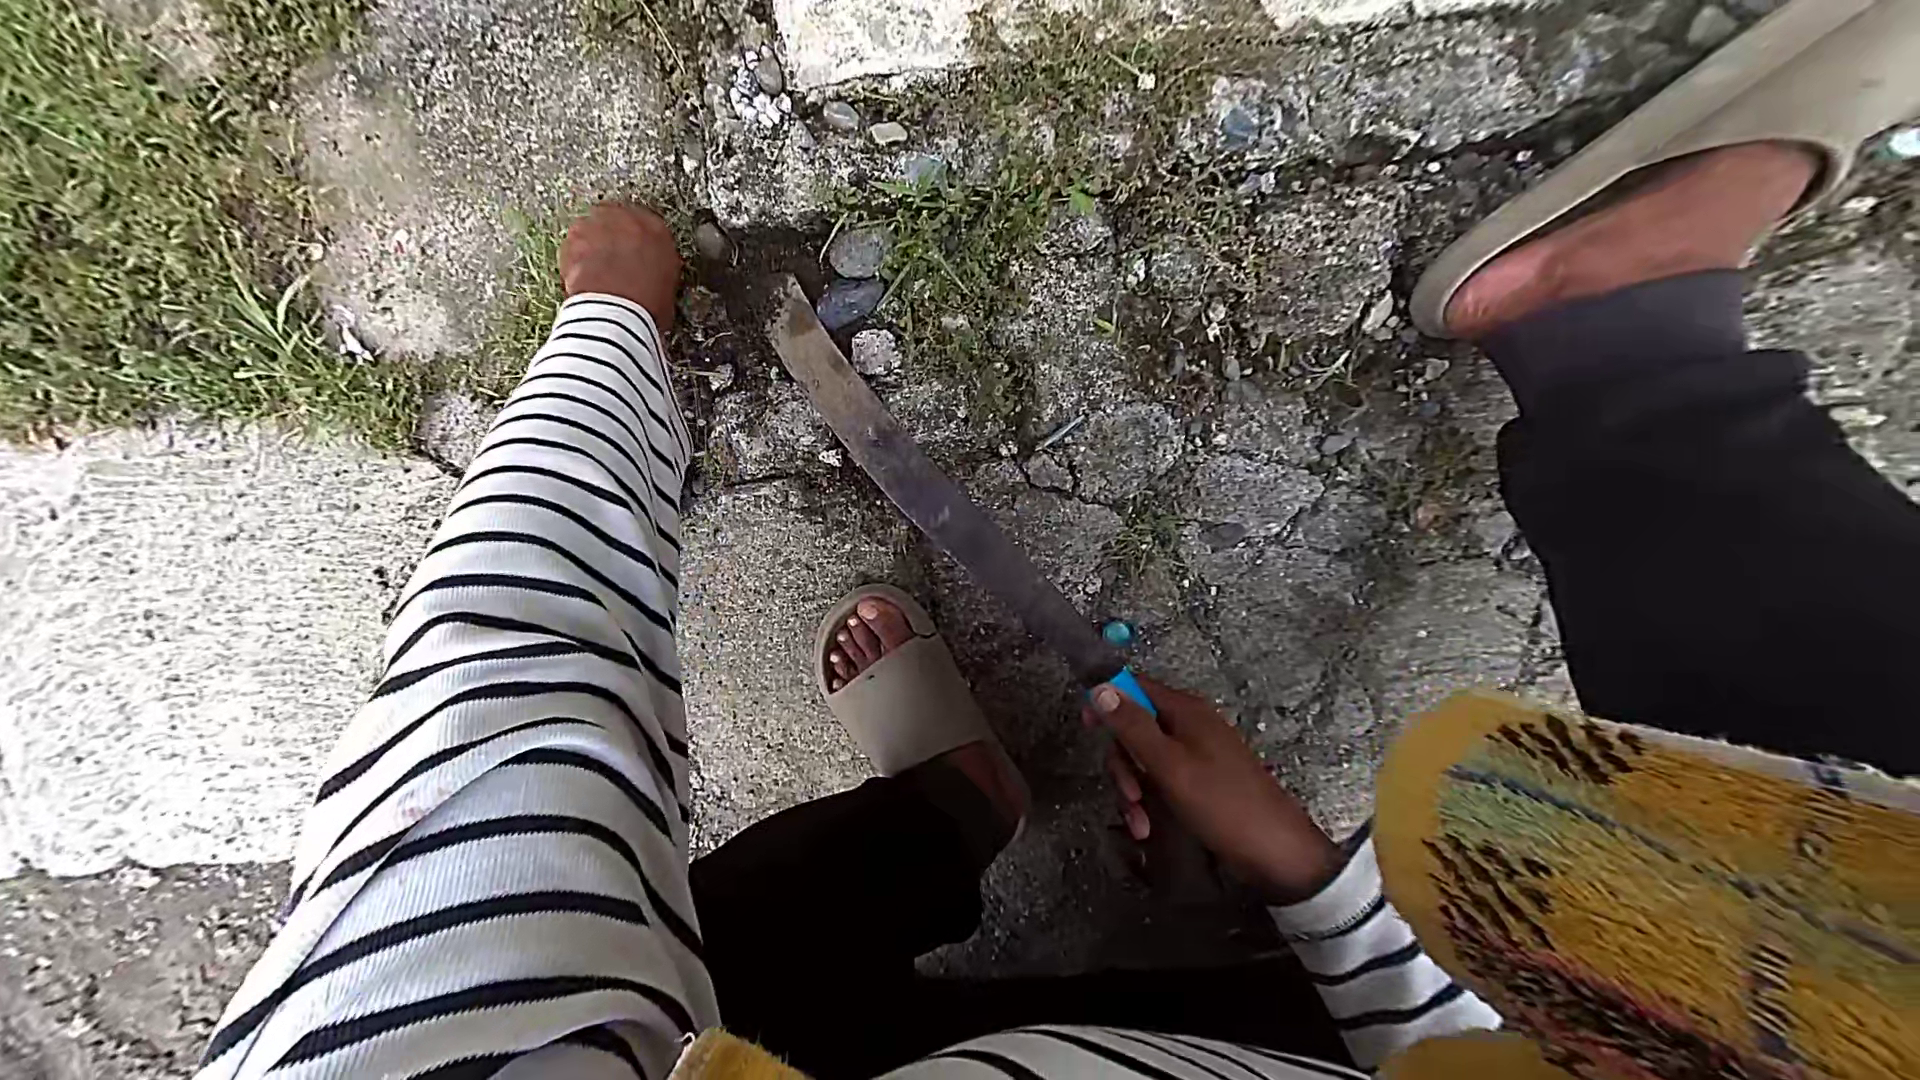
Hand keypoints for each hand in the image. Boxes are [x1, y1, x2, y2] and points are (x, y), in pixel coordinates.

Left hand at [558, 202, 681, 331]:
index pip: (649, 228)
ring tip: (599, 271)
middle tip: (616, 261)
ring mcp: (596, 223)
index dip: (642, 243)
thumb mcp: (668, 288)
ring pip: (594, 228)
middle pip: (618, 220)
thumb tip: (653, 273)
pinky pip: (574, 242)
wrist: (617, 312)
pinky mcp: (572, 235)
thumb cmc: (647, 305)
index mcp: (657, 230)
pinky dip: (577, 256)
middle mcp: (627, 218)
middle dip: (615, 237)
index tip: (638, 255)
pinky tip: (585, 277)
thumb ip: (659, 269)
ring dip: (595, 244)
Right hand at [1083, 677, 1340, 903]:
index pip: (1133, 686)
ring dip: (1133, 788)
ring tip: (1140, 821)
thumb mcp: (1169, 765)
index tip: (1087, 725)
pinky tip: (1148, 826)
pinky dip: (1149, 800)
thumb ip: (1132, 725)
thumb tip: (1100, 686)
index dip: (1106, 700)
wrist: (1278, 855)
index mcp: (1184, 711)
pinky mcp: (1198, 779)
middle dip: (1122, 762)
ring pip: (1143, 758)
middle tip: (1128, 792)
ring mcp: (1195, 752)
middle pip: (1134, 727)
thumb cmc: (1223, 804)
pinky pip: (1160, 778)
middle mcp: (1188, 725)